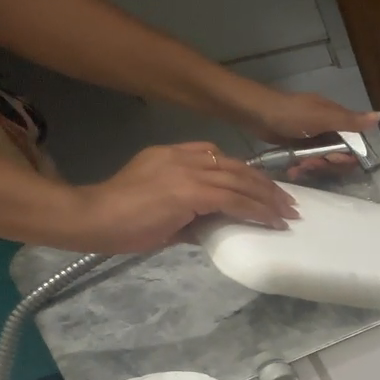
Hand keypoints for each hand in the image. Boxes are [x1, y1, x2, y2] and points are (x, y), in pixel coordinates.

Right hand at [51, 143, 297, 253]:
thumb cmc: (122, 219)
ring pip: (242, 183)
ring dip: (270, 200)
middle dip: (266, 185)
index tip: (266, 187)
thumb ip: (192, 209)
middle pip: (237, 167)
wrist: (91, 218)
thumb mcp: (163, 207)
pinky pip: (237, 200)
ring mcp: (186, 172)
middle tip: (287, 203)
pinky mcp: (192, 192)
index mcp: (169, 155)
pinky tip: (274, 222)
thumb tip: (217, 223)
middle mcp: (180, 158)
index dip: (247, 172)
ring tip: (288, 214)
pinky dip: (259, 212)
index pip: (218, 156)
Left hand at [232, 88, 379, 180]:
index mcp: (336, 120)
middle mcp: (328, 129)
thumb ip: (350, 121)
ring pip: (325, 161)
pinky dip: (303, 167)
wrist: (251, 112)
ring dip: (314, 167)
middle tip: (312, 164)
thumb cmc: (288, 113)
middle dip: (328, 164)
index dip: (348, 157)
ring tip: (300, 168)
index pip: (356, 145)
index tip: (333, 159)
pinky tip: (294, 170)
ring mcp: (312, 139)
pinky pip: (309, 161)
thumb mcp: (322, 117)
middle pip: (341, 156)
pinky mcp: (298, 147)